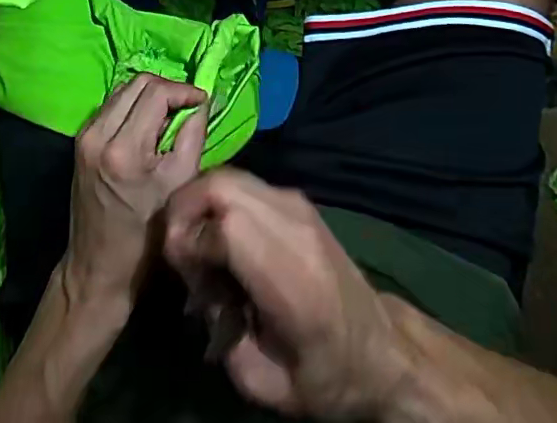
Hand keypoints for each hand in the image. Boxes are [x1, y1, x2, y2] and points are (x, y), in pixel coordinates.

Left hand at [63, 74, 208, 311]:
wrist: (98, 265)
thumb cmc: (146, 233)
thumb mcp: (180, 183)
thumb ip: (193, 135)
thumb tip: (201, 103)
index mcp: (123, 149)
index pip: (156, 93)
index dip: (184, 90)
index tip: (203, 101)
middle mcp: (98, 134)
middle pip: (138, 83)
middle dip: (168, 89)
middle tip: (188, 106)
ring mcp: (84, 135)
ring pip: (123, 90)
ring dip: (150, 95)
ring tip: (171, 115)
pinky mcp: (80, 140)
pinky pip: (112, 105)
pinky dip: (133, 105)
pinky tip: (149, 125)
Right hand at [163, 169, 407, 419]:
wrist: (379, 351)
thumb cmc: (323, 375)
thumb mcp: (261, 380)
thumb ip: (218, 328)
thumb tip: (193, 283)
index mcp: (291, 277)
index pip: (225, 226)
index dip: (187, 243)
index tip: (181, 274)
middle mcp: (296, 227)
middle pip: (221, 184)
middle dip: (184, 209)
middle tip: (177, 250)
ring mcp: (299, 206)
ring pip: (230, 175)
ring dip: (201, 202)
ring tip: (197, 244)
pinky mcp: (299, 200)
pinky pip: (244, 183)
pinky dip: (220, 200)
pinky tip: (222, 237)